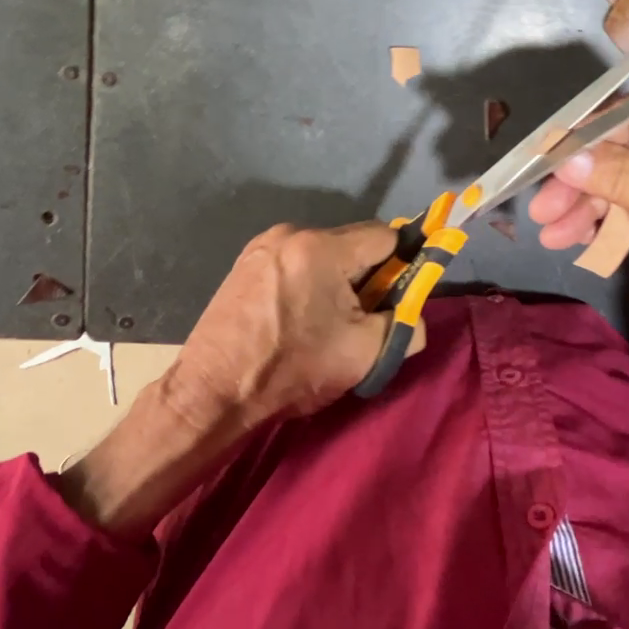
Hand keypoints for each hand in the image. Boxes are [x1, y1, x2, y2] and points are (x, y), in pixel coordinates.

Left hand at [161, 221, 406, 430]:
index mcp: (322, 248)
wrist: (214, 394)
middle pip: (351, 244)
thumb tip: (414, 313)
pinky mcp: (245, 262)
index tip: (393, 297)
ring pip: (322, 254)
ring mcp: (263, 246)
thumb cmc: (292, 370)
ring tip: (320, 324)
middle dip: (364, 277)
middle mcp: (291, 233)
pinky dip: (306, 283)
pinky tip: (294, 319)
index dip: (399, 265)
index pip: (386, 235)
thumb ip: (406, 325)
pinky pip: (294, 262)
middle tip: (356, 319)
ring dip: (334, 281)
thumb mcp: (365, 355)